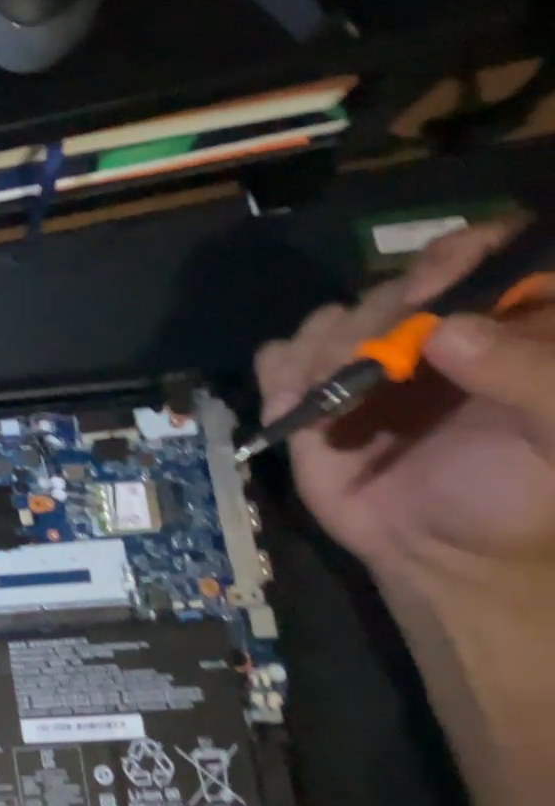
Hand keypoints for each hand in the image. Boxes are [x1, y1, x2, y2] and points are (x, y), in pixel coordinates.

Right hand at [255, 222, 554, 601]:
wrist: (440, 552)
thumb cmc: (523, 494)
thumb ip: (530, 375)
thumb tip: (446, 331)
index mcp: (509, 327)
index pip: (488, 253)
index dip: (459, 256)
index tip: (432, 293)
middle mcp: (434, 332)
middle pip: (396, 284)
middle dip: (382, 318)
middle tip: (376, 366)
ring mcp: (364, 363)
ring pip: (331, 318)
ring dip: (327, 351)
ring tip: (337, 398)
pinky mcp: (304, 394)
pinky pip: (276, 355)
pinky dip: (280, 371)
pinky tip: (298, 401)